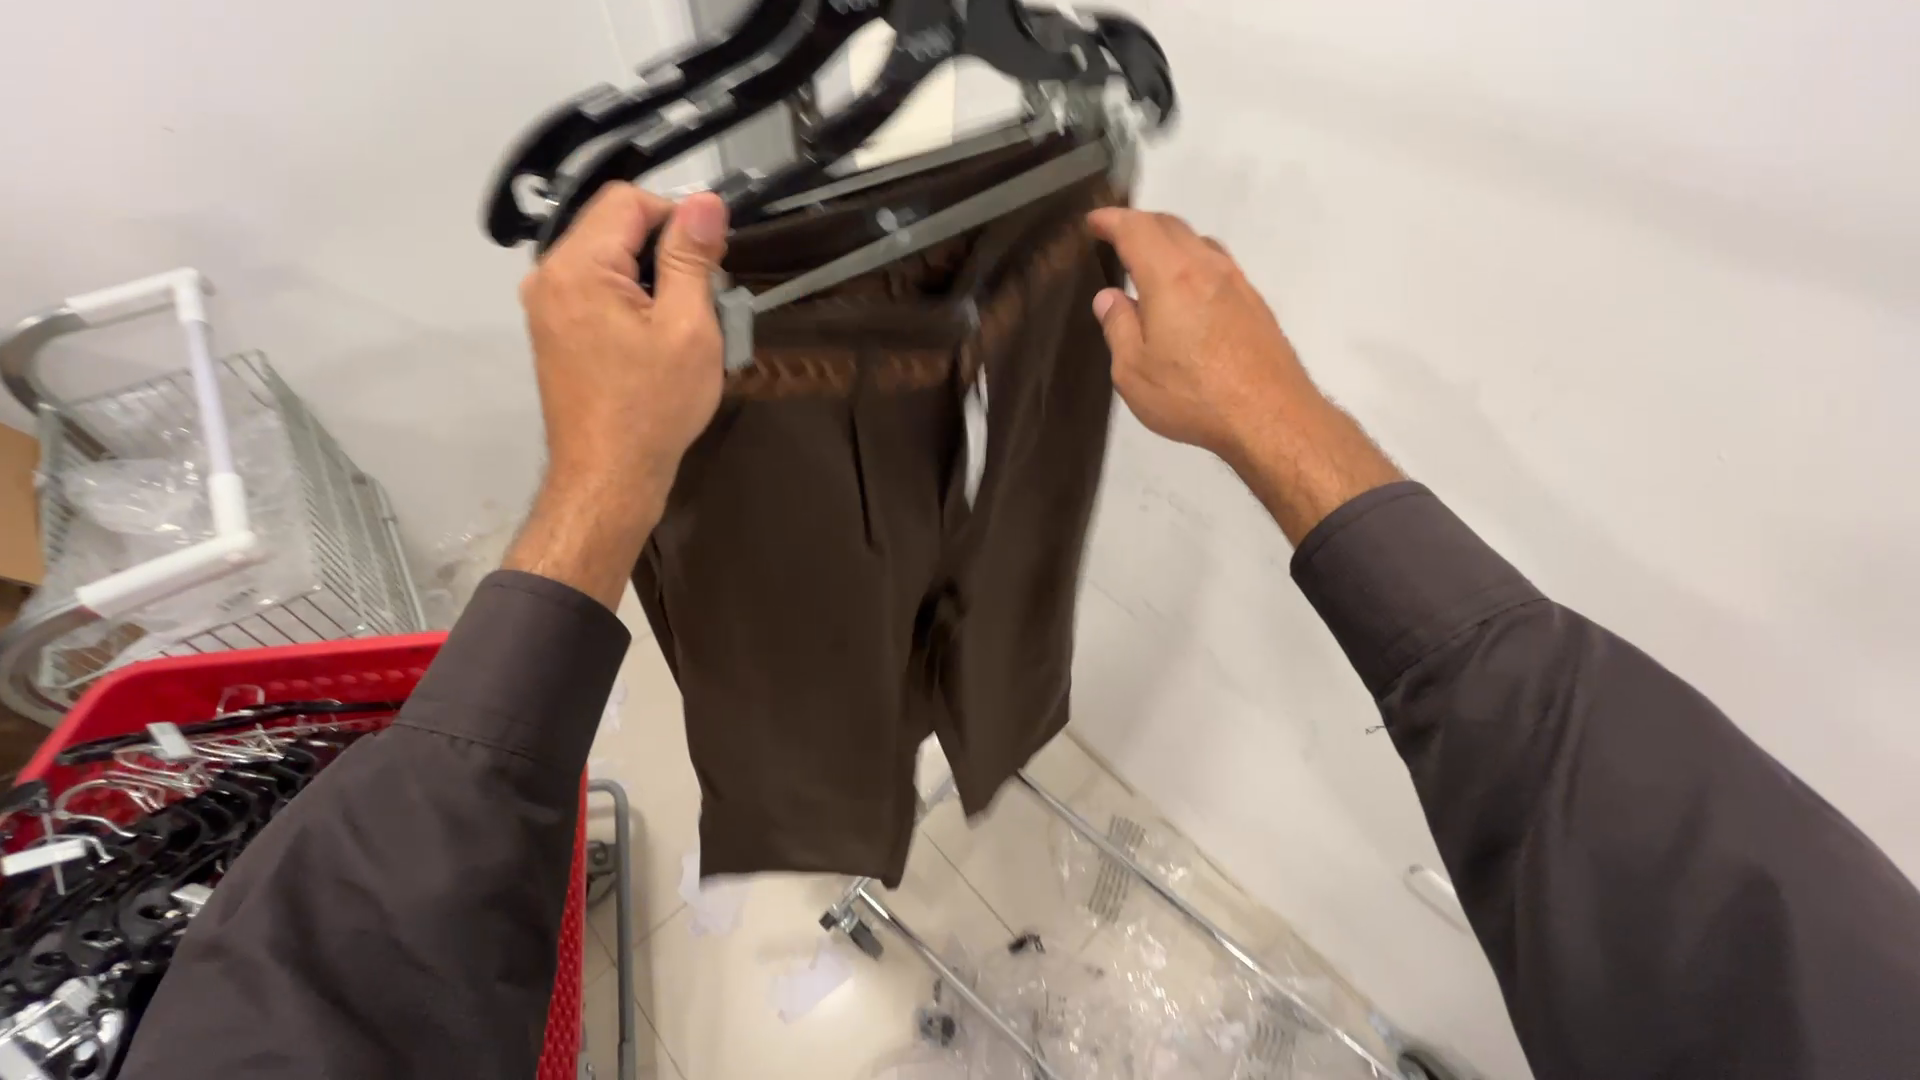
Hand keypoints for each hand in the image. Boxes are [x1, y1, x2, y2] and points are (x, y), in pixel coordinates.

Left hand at [520, 184, 728, 515]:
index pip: (628, 200)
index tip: (712, 262)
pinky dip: (631, 302)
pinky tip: (655, 342)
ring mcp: (546, 306)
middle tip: (704, 300)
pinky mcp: (554, 333)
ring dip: (651, 279)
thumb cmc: (654, 406)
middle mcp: (548, 276)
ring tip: (682, 326)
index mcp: (577, 266)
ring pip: (607, 261)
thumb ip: (692, 259)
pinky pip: (596, 292)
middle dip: (665, 251)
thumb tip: (705, 200)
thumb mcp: (688, 328)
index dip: (678, 217)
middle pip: (613, 227)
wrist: (609, 475)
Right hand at [1085, 207, 1314, 464]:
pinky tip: (1188, 289)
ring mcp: (1236, 283)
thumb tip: (1110, 298)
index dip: (1112, 220)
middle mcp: (1206, 268)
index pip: (1136, 230)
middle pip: (1171, 226)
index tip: (1094, 221)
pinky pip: (1218, 264)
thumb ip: (1118, 328)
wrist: (1269, 417)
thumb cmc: (1193, 396)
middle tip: (1117, 236)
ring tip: (1151, 260)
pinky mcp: (1254, 304)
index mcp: (1170, 278)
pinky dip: (1194, 261)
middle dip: (1140, 224)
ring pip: (1199, 242)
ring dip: (1171, 240)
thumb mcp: (1133, 372)